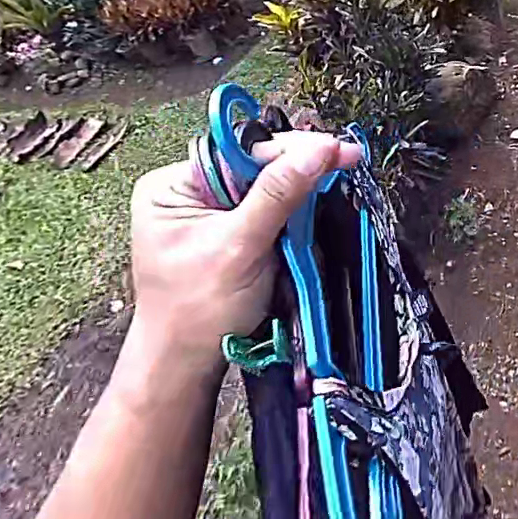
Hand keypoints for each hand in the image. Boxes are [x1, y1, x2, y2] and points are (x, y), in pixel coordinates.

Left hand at [125, 131, 362, 373]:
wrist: (185, 369)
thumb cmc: (197, 313)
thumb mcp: (239, 247)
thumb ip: (278, 195)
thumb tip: (318, 150)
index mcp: (172, 185)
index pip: (239, 151)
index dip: (288, 150)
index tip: (334, 148)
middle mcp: (188, 190)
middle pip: (253, 164)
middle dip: (297, 167)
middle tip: (344, 159)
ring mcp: (208, 211)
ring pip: (264, 185)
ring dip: (298, 188)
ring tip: (336, 173)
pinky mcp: (228, 231)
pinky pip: (265, 208)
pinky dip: (291, 210)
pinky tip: (313, 203)